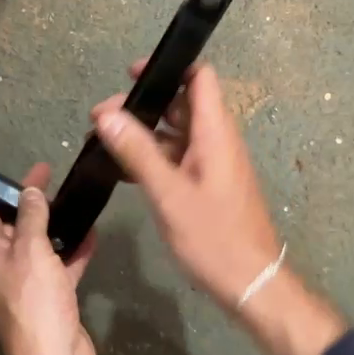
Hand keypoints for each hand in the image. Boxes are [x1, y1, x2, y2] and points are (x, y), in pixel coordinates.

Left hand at [0, 162, 98, 354]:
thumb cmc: (35, 302)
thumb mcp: (31, 251)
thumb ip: (31, 217)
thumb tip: (29, 190)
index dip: (8, 188)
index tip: (34, 171)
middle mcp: (3, 265)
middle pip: (16, 226)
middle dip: (35, 205)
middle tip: (59, 182)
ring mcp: (27, 283)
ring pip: (41, 246)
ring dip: (57, 226)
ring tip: (77, 202)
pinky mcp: (51, 298)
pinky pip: (60, 267)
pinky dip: (74, 251)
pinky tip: (92, 233)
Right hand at [94, 62, 348, 354]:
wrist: (252, 286)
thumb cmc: (214, 237)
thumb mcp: (168, 194)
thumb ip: (137, 151)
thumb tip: (106, 114)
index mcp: (215, 133)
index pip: (199, 77)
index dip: (168, 67)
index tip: (132, 76)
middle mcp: (216, 140)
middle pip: (180, 103)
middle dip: (141, 104)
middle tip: (101, 119)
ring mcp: (213, 163)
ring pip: (175, 132)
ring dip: (141, 132)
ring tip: (101, 142)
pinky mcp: (207, 185)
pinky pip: (176, 156)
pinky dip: (150, 155)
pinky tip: (120, 169)